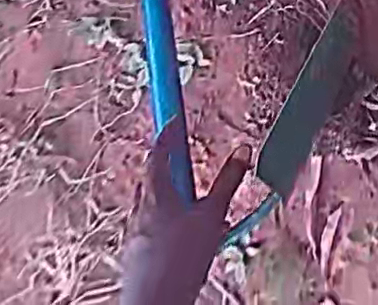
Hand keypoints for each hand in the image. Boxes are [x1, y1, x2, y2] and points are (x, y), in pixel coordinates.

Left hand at [119, 130, 251, 304]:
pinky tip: (181, 235)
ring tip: (189, 203)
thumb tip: (243, 150)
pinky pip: (149, 229)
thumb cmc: (182, 259)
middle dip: (166, 167)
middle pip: (150, 180)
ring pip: (150, 206)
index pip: (158, 155)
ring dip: (167, 197)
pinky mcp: (134, 258)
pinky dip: (164, 222)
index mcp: (157, 195)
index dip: (166, 135)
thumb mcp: (213, 215)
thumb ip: (227, 182)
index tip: (173, 119)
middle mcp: (140, 212)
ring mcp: (134, 237)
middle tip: (181, 159)